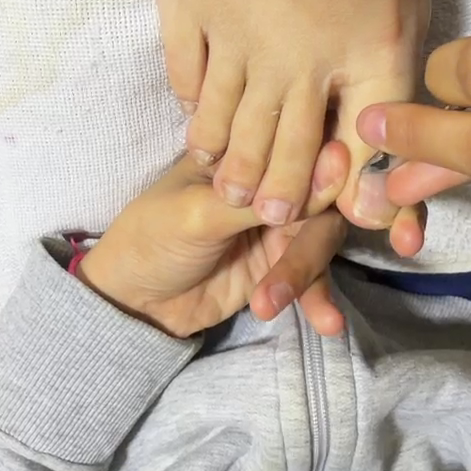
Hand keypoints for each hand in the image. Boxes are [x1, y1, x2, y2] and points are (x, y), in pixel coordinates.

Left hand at [77, 143, 353, 338]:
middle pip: (320, 199)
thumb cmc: (153, 238)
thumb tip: (330, 168)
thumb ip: (261, 197)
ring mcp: (280, 225)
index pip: (299, 146)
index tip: (335, 190)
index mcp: (247, 150)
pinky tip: (328, 323)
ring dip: (305, 276)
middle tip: (298, 265)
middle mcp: (272, 182)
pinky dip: (319, 300)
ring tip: (270, 303)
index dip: (324, 167)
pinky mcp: (283, 265)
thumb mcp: (201, 213)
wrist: (135, 302)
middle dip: (310, 238)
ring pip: (318, 242)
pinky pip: (313, 279)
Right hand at [149, 0, 453, 230]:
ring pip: (231, 121)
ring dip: (233, 161)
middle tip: (270, 215)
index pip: (368, 146)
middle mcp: (305, 55)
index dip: (367, 197)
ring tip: (229, 185)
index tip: (367, 226)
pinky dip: (196, 104)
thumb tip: (368, 87)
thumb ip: (383, 34)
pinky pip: (189, 73)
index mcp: (375, 43)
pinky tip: (197, 120)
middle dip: (284, 191)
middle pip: (289, 148)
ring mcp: (238, 28)